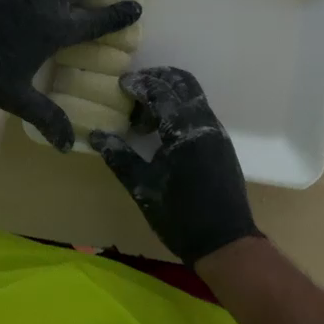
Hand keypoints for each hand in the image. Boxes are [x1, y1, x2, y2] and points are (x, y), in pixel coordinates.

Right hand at [91, 66, 258, 264]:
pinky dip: (180, 107)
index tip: (121, 86)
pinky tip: (164, 129)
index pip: (160, 91)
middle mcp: (204, 122)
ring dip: (170, 92)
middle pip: (182, 82)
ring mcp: (216, 131)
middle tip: (135, 89)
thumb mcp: (144, 189)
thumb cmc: (181, 217)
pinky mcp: (221, 142)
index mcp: (184, 129)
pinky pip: (199, 109)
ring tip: (146, 111)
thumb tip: (97, 135)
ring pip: (193, 94)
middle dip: (157, 79)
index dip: (139, 84)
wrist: (226, 244)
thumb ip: (121, 158)